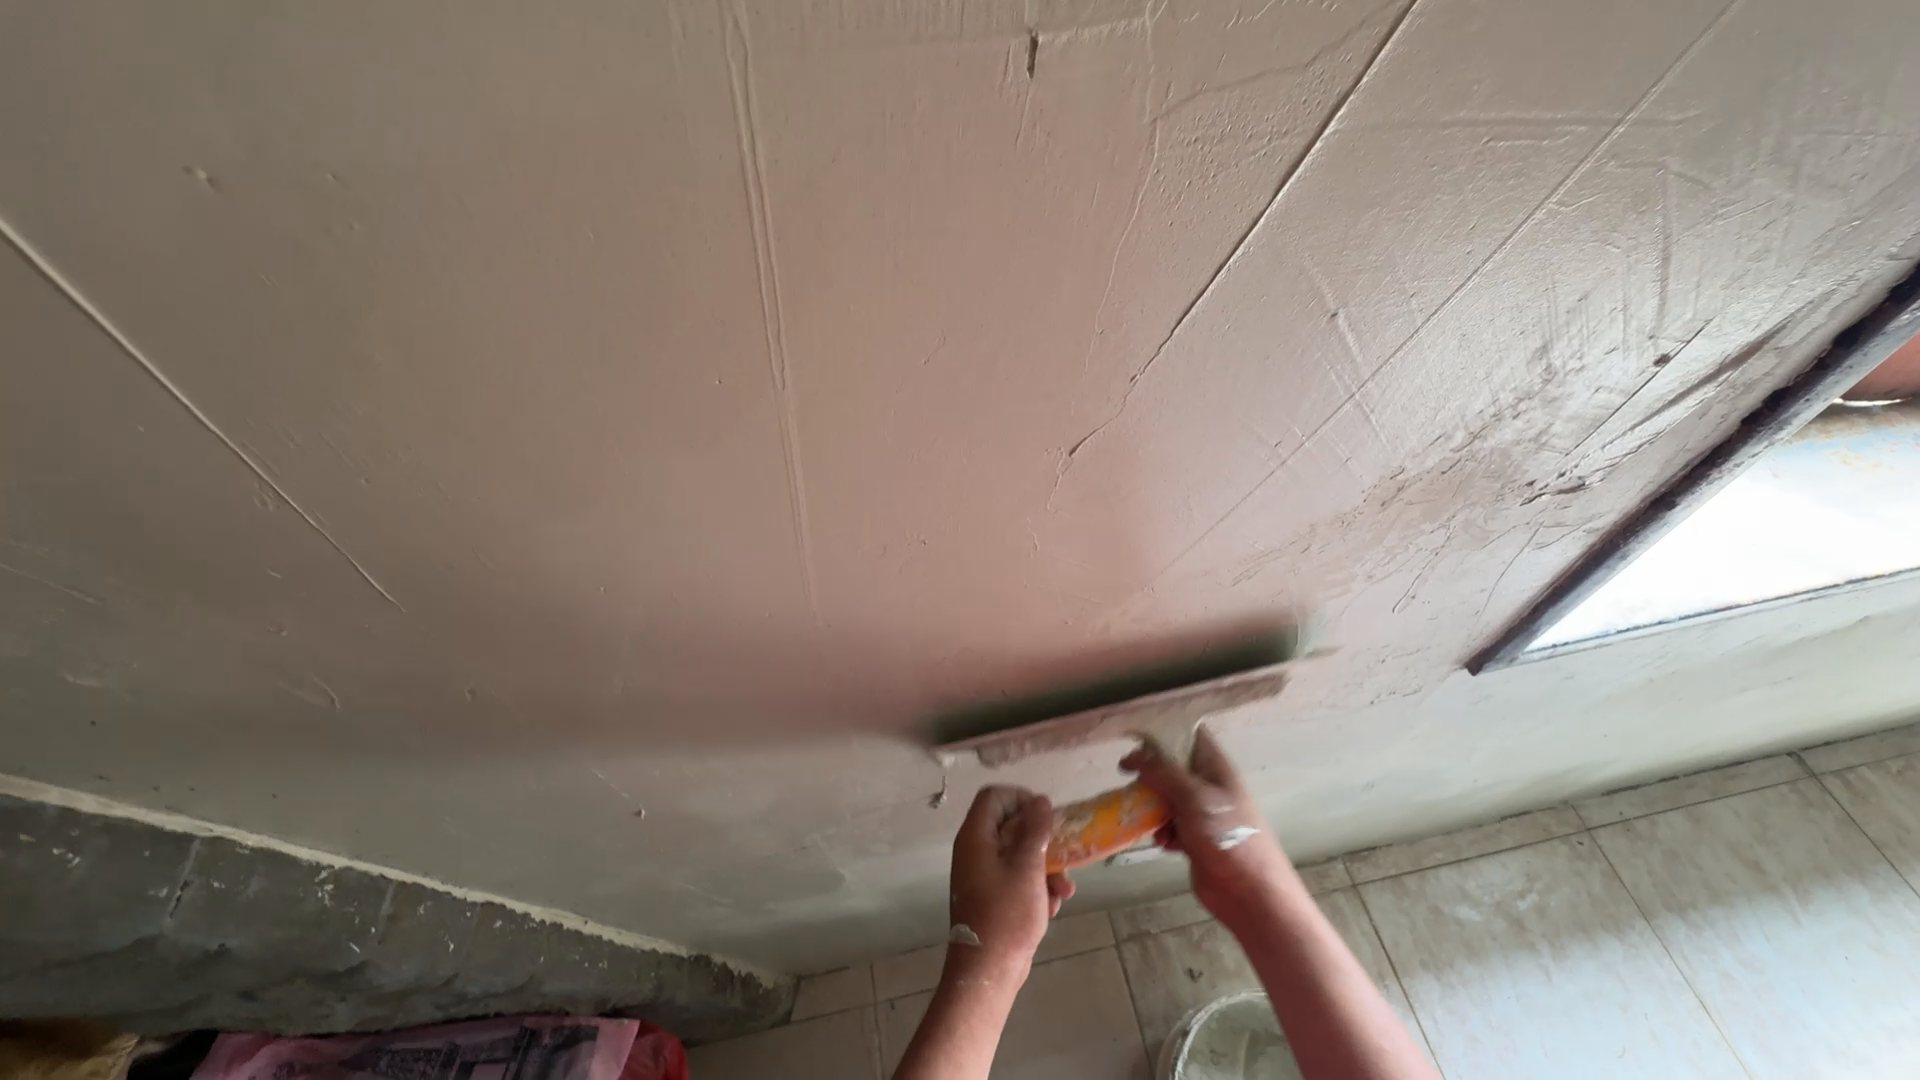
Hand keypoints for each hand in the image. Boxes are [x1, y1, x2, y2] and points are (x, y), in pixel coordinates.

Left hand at [947, 786, 1076, 974]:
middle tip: (1062, 850)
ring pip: (1019, 854)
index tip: (1045, 815)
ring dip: (1045, 868)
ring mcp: (984, 874)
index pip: (993, 797)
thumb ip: (1035, 831)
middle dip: (1041, 840)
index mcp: (976, 838)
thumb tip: (1040, 800)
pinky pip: (1018, 878)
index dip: (1020, 798)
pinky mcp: (994, 896)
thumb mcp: (1027, 868)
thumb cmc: (1006, 915)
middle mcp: (976, 851)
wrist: (989, 972)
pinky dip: (1037, 888)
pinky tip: (1052, 908)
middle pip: (1010, 825)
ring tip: (1063, 889)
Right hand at [1121, 726, 1293, 931]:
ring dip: (1153, 805)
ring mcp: (1203, 812)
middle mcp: (1209, 784)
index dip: (1164, 729)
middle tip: (1129, 776)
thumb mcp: (1192, 797)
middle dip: (1151, 772)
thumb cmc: (1227, 836)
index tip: (1134, 734)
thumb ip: (1161, 772)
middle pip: (1173, 765)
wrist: (1251, 893)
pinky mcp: (1196, 837)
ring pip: (1168, 795)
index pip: (1189, 733)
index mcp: (1215, 766)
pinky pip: (1171, 823)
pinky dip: (1163, 830)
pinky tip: (1163, 843)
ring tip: (1146, 816)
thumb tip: (1132, 756)